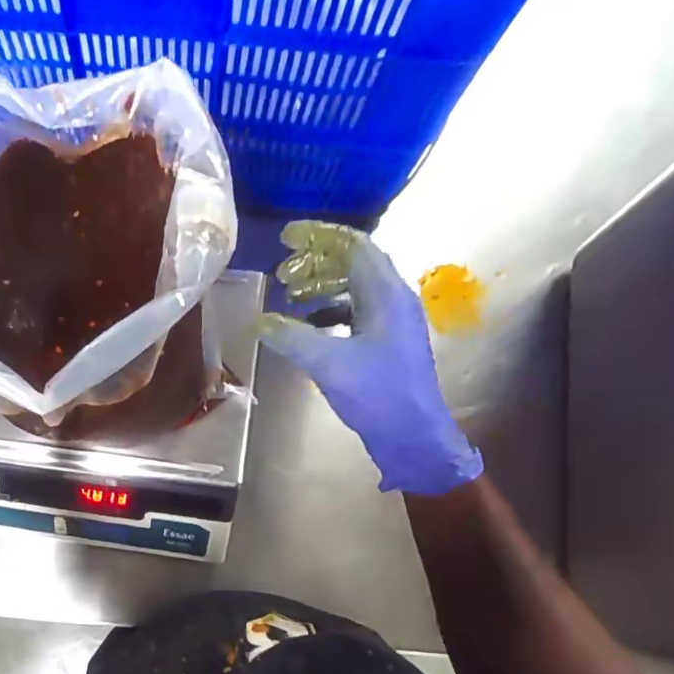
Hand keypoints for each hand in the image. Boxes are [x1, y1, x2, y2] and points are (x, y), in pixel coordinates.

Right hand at [256, 222, 482, 495]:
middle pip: (355, 264)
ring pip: (356, 290)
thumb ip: (292, 338)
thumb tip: (259, 321)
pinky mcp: (388, 346)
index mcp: (386, 294)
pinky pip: (358, 315)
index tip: (286, 238)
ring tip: (291, 297)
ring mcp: (394, 324)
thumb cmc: (378, 395)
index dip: (319, 237)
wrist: (414, 437)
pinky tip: (311, 328)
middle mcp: (394, 301)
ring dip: (323, 288)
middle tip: (284, 272)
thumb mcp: (329, 364)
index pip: (354, 246)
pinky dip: (332, 313)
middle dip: (317, 263)